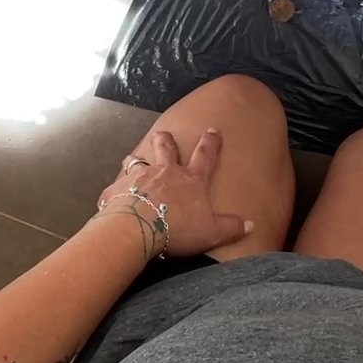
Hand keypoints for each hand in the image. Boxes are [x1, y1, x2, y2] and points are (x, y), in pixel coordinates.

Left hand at [93, 130, 251, 259]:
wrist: (139, 228)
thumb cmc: (178, 228)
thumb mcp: (212, 232)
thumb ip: (230, 227)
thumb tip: (250, 225)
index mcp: (190, 179)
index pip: (206, 156)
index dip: (211, 143)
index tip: (213, 130)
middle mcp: (165, 172)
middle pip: (166, 148)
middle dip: (167, 140)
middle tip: (165, 135)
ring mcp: (139, 177)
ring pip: (137, 160)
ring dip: (136, 160)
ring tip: (134, 160)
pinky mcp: (117, 189)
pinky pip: (114, 187)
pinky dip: (114, 191)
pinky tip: (111, 197)